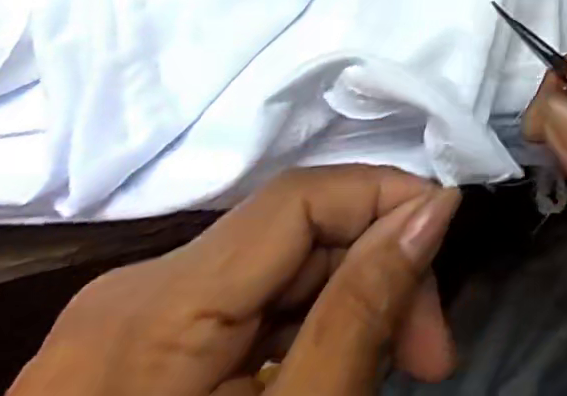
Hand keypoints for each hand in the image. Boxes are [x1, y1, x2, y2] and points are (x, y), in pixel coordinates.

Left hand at [9, 166, 460, 395]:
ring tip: (394, 365)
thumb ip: (362, 310)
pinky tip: (330, 370)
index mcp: (151, 310)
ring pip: (274, 266)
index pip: (300, 195)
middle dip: (374, 272)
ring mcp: (120, 322)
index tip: (447, 257)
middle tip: (431, 350)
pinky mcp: (129, 350)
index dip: (388, 199)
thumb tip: (436, 205)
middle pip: (291, 232)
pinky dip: (302, 326)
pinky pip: (242, 304)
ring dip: (347, 301)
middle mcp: (127, 293)